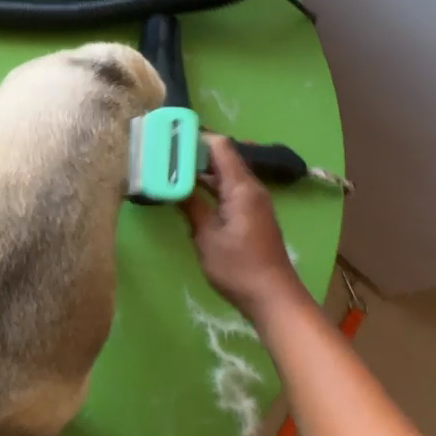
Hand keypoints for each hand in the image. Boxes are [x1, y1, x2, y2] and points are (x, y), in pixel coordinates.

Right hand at [181, 135, 311, 319]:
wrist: (272, 296)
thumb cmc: (238, 266)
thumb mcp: (206, 236)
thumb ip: (192, 206)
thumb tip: (173, 184)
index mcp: (242, 189)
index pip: (221, 148)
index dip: (196, 139)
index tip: (170, 138)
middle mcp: (251, 189)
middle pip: (223, 159)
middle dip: (194, 155)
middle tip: (163, 156)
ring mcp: (252, 203)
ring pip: (224, 176)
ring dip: (200, 173)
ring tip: (169, 173)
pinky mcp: (250, 216)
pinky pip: (228, 191)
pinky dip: (208, 188)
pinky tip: (188, 196)